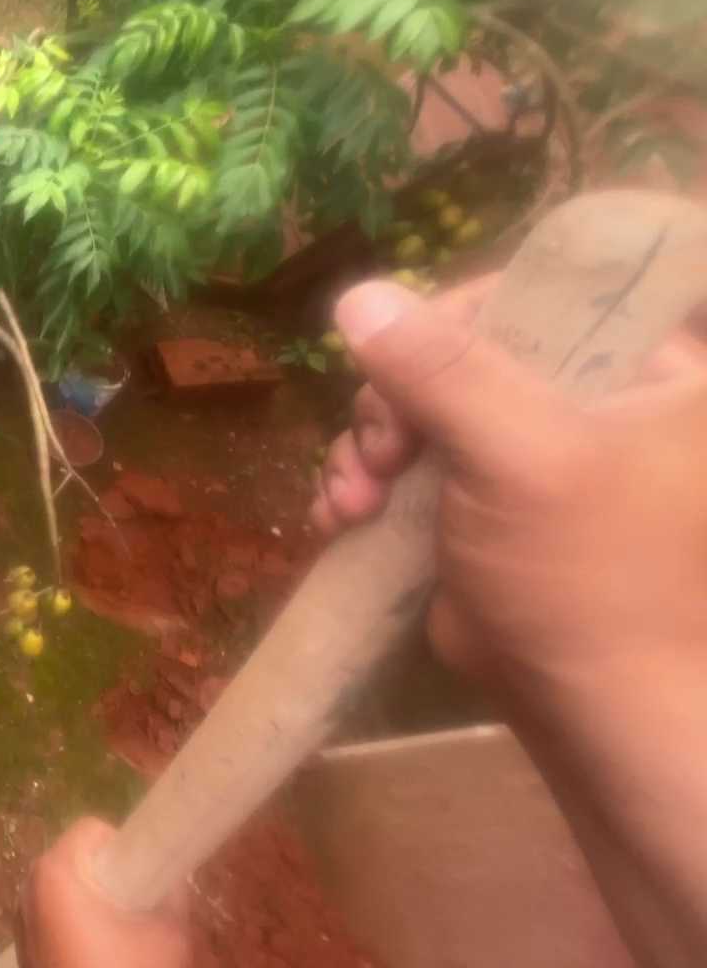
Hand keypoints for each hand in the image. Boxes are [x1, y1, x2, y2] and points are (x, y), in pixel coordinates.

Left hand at [17, 818, 188, 967]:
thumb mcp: (165, 938)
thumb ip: (172, 898)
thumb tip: (171, 880)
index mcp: (55, 871)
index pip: (92, 830)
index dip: (126, 848)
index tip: (147, 881)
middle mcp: (29, 885)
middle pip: (77, 860)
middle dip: (111, 880)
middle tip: (139, 915)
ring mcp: (21, 917)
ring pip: (66, 890)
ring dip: (95, 906)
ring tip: (124, 944)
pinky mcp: (24, 946)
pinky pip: (53, 917)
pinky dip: (78, 927)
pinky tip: (101, 960)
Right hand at [311, 277, 706, 702]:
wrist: (579, 695)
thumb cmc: (586, 575)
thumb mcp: (523, 458)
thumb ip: (446, 372)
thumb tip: (358, 297)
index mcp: (645, 373)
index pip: (539, 293)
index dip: (453, 317)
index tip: (405, 365)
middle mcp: (577, 400)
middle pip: (446, 354)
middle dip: (389, 406)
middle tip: (385, 456)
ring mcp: (512, 449)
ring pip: (403, 409)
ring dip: (359, 451)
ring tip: (354, 501)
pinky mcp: (463, 492)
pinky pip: (387, 458)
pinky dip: (355, 482)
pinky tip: (342, 515)